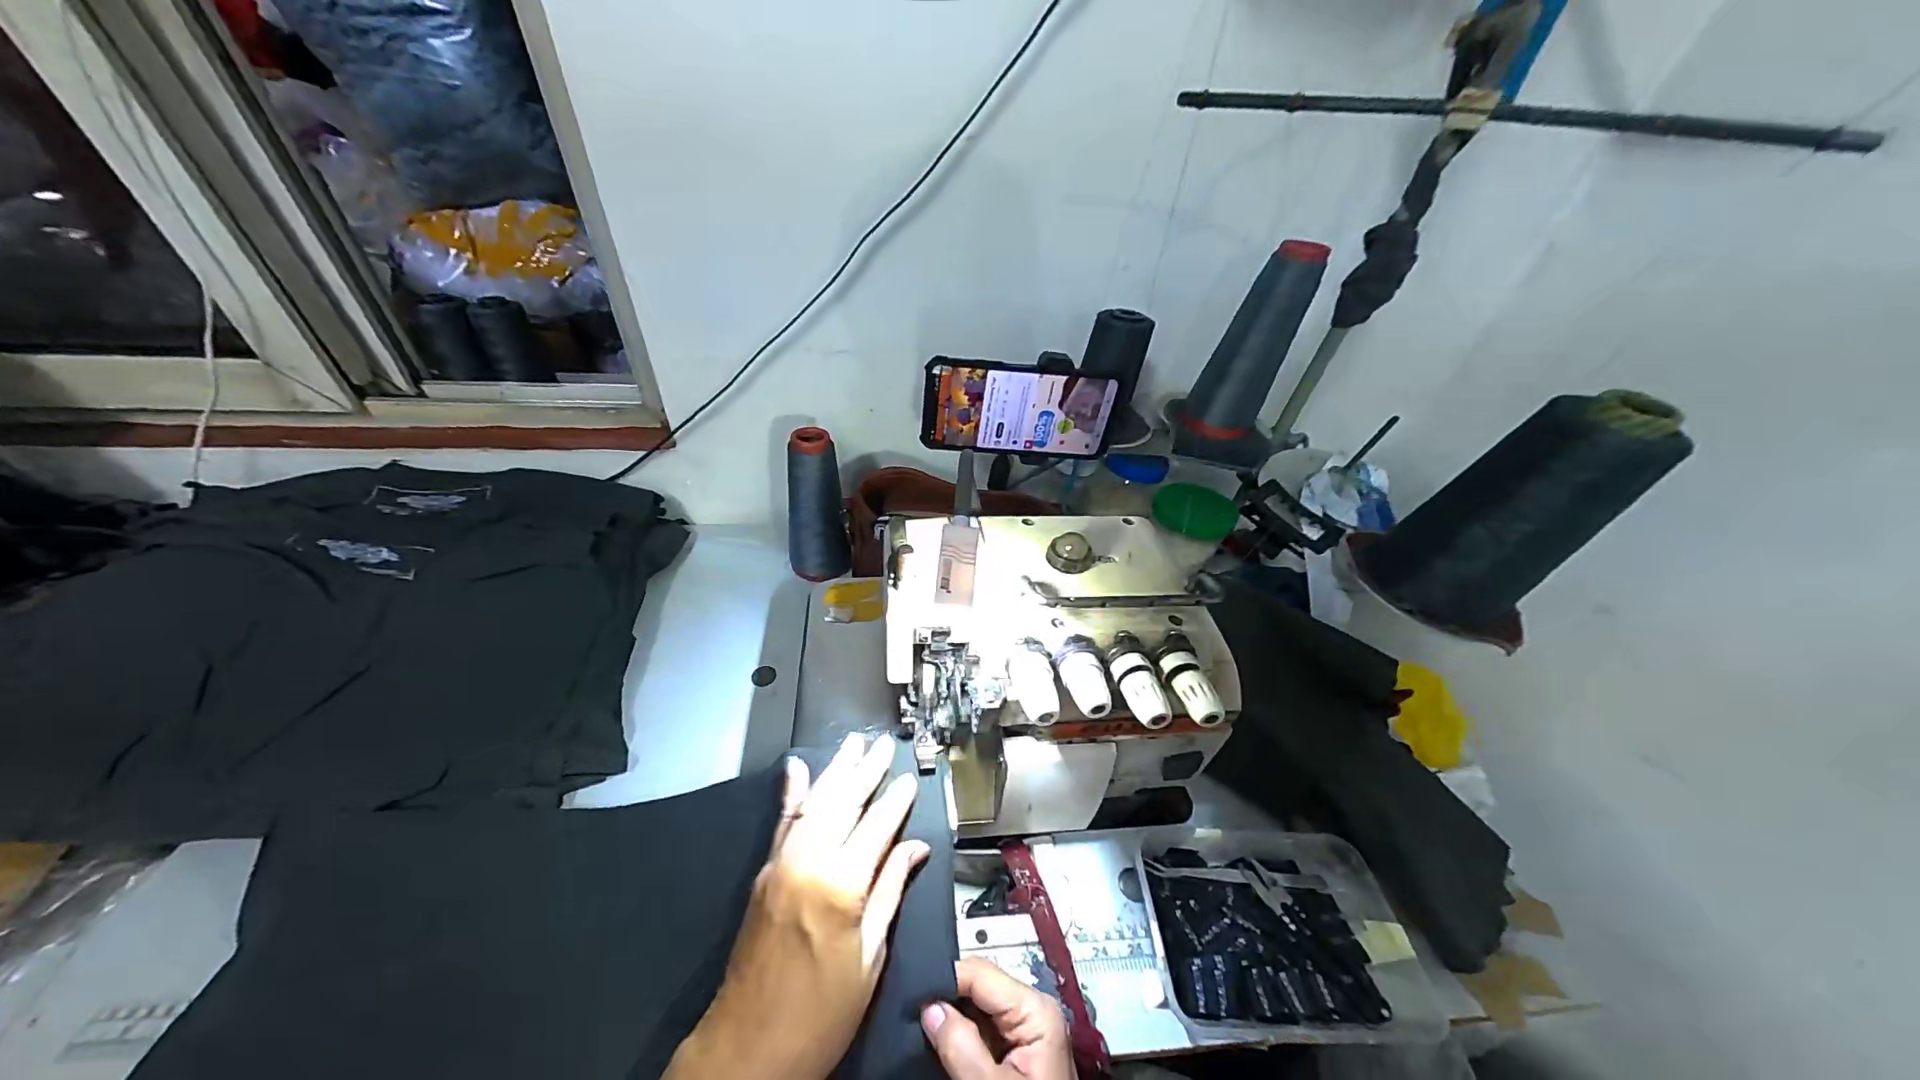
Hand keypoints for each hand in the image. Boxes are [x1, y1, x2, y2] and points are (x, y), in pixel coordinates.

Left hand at [666, 733, 928, 1079]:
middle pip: (843, 803)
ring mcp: (780, 865)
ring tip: (853, 744)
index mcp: (841, 885)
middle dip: (866, 770)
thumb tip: (914, 849)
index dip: (896, 801)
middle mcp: (808, 863)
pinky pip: (783, 823)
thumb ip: (890, 891)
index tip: (910, 779)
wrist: (748, 1048)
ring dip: (835, 771)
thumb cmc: (821, 1014)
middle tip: (884, 744)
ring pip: (813, 804)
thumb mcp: (869, 957)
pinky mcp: (764, 874)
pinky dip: (793, 794)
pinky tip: (798, 769)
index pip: (877, 827)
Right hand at [921, 957, 1076, 1079]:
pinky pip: (981, 1031)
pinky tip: (941, 1046)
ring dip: (950, 1018)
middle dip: (945, 999)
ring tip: (923, 1030)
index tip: (911, 998)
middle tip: (913, 1016)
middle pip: (977, 986)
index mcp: (1035, 1010)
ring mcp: (1025, 1031)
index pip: (979, 972)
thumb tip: (930, 1007)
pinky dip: (960, 1036)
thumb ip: (960, 1045)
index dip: (942, 980)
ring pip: (975, 1007)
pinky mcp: (1016, 1052)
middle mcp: (1032, 1011)